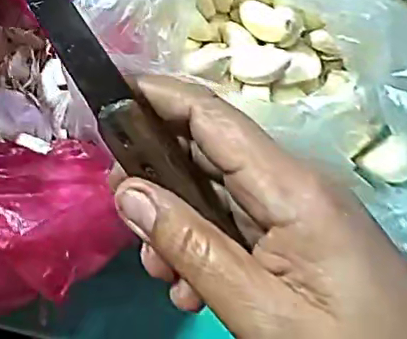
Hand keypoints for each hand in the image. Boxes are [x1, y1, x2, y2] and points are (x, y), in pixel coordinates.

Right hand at [112, 77, 406, 338]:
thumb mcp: (266, 314)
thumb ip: (191, 247)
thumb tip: (124, 190)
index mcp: (291, 185)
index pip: (207, 112)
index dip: (151, 92)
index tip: (101, 92)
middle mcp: (294, 183)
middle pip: (202, 147)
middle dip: (152, 172)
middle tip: (121, 210)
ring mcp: (301, 211)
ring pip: (213, 186)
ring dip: (175, 217)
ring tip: (156, 267)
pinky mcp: (306, 239)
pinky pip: (236, 219)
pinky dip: (203, 240)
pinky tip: (188, 284)